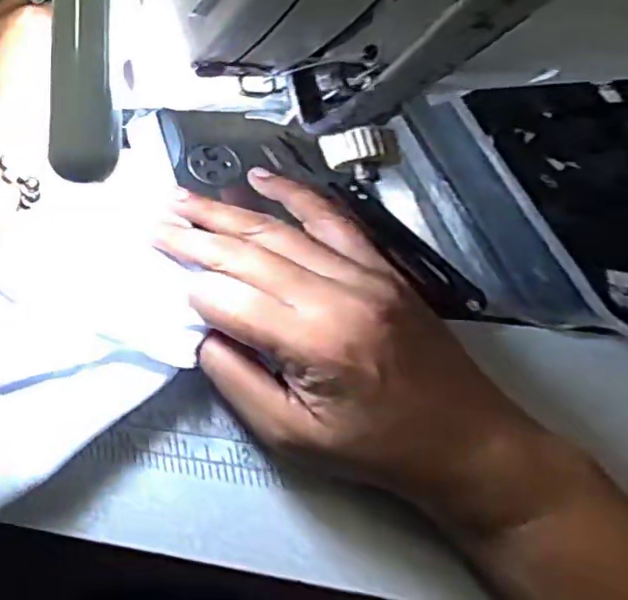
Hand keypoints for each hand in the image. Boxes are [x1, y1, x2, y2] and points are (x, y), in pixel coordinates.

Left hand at [0, 0, 52, 158]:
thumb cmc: (32, 124)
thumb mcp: (62, 85)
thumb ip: (57, 60)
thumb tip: (52, 56)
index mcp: (29, 22)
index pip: (48, 9)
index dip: (54, 26)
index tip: (58, 40)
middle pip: (11, 3)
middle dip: (21, 17)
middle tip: (31, 44)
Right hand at [156, 169, 590, 537]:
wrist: (471, 445)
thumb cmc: (377, 450)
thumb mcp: (294, 438)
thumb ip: (237, 382)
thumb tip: (201, 331)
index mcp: (315, 345)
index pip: (232, 301)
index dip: (194, 293)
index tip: (167, 283)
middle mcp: (336, 296)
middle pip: (247, 253)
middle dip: (194, 236)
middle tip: (156, 222)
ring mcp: (361, 273)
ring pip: (278, 229)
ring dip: (225, 210)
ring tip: (184, 197)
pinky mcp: (378, 264)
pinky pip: (330, 217)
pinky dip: (292, 193)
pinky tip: (258, 178)